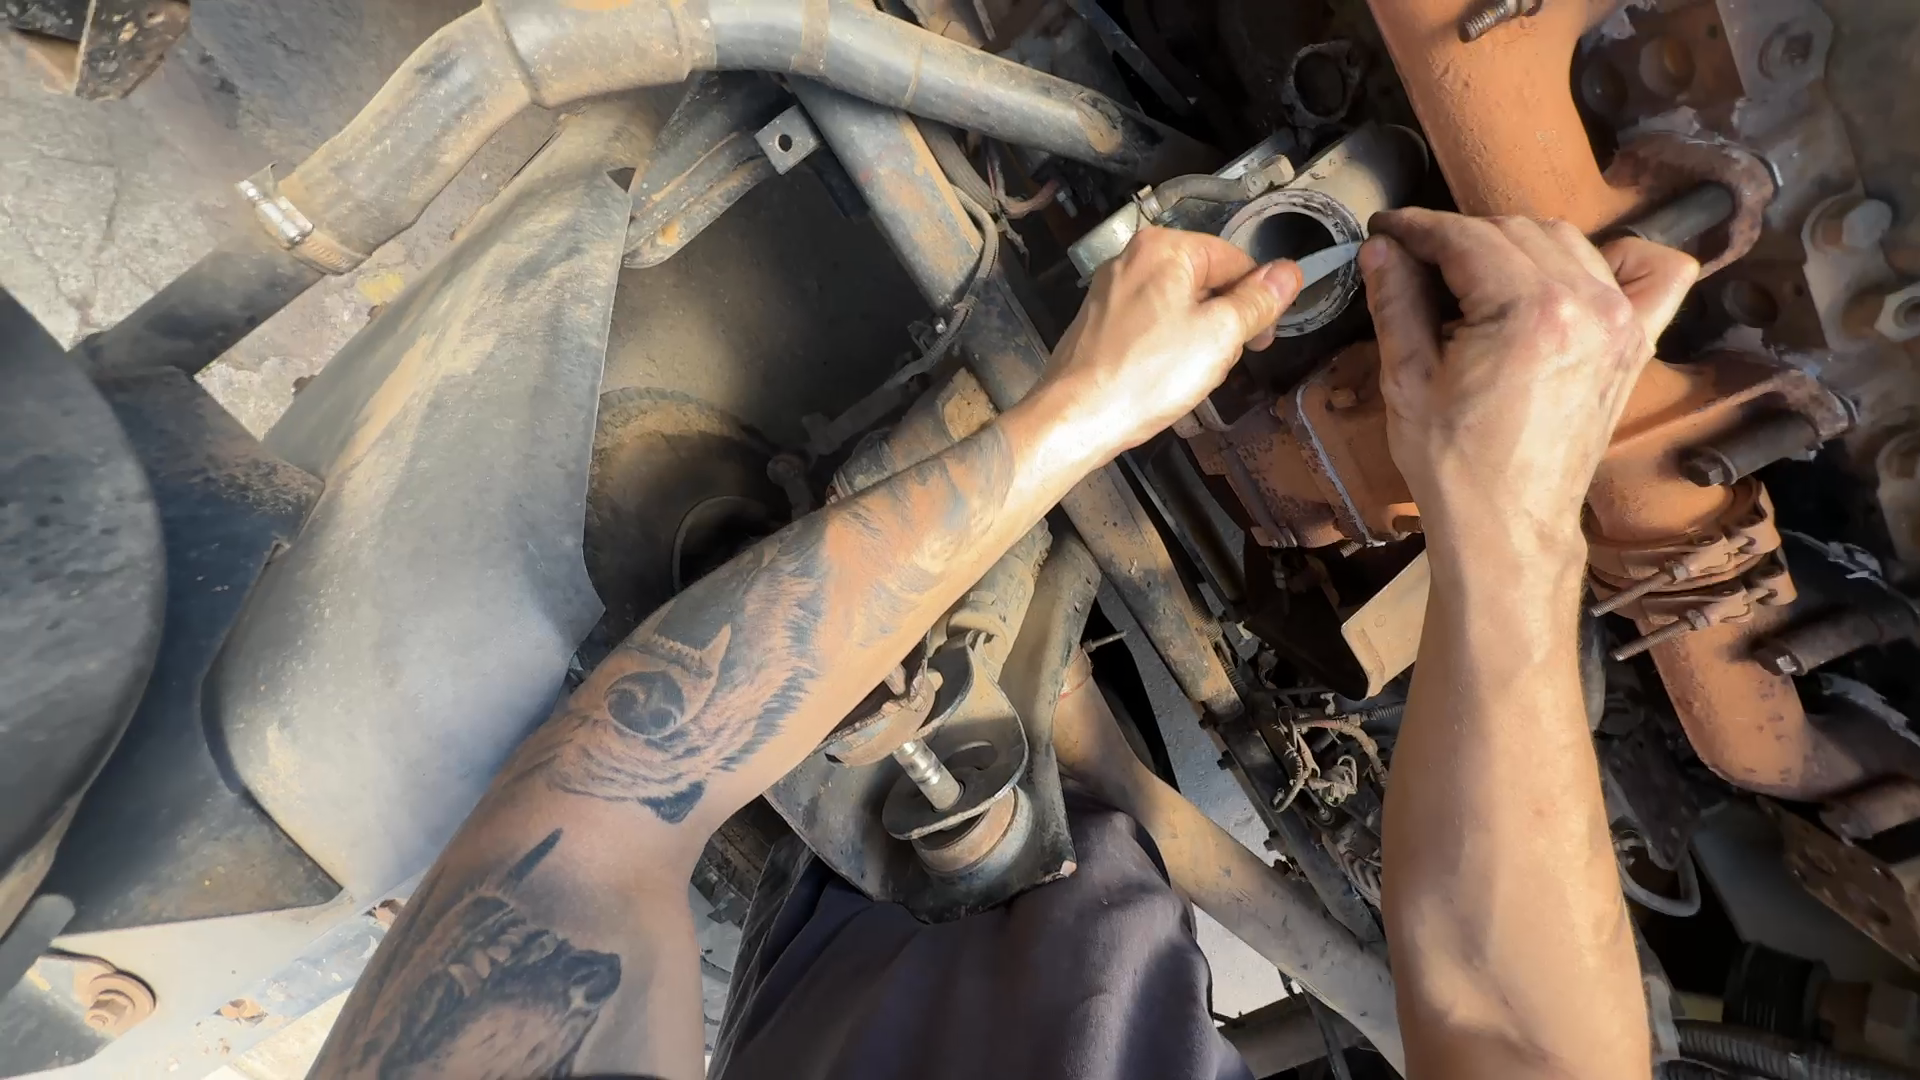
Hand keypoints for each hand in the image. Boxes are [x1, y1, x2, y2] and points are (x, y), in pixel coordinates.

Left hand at [1035, 226, 1301, 454]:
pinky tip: (1160, 381)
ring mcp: (1108, 295)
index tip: (1263, 338)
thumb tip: (1289, 272)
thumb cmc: (1147, 375)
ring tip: (1186, 376)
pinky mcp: (1096, 328)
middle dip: (1221, 323)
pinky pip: (1147, 330)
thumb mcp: (1220, 335)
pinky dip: (1163, 351)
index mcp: (1163, 248)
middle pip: (1203, 284)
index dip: (1258, 299)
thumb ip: (1258, 301)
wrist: (1075, 418)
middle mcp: (1129, 261)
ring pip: (1176, 310)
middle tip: (1219, 362)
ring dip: (1194, 342)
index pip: (1234, 260)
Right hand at [1360, 208, 1697, 564]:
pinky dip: (1609, 257)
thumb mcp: (1406, 381)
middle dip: (1458, 237)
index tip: (1387, 229)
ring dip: (1512, 245)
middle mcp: (1586, 302)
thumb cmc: (1450, 461)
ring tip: (1467, 275)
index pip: (1466, 239)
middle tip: (1413, 260)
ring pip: (1567, 241)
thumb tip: (1381, 251)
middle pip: (1514, 231)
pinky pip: (1649, 269)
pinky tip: (1566, 276)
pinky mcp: (1637, 339)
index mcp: (1525, 312)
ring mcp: (1623, 318)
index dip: (1418, 228)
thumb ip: (1396, 306)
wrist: (1504, 518)